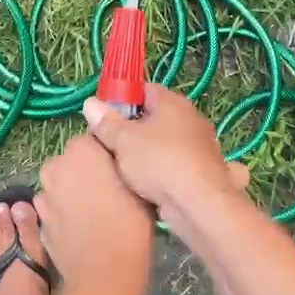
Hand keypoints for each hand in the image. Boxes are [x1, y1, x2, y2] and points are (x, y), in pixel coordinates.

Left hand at [35, 132, 152, 294]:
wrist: (104, 277)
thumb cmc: (130, 227)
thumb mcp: (138, 185)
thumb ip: (121, 161)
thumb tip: (116, 153)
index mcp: (82, 149)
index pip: (93, 138)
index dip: (106, 154)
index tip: (119, 170)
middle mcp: (57, 165)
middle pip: (73, 160)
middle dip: (86, 170)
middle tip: (108, 191)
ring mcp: (44, 193)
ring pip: (61, 183)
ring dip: (72, 190)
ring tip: (94, 212)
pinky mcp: (40, 219)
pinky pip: (54, 207)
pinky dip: (63, 212)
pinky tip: (80, 228)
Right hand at [82, 84, 247, 220]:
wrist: (199, 204)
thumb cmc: (159, 161)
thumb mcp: (123, 140)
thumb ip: (106, 122)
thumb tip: (90, 103)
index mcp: (172, 102)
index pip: (145, 90)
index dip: (124, 101)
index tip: (106, 118)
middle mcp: (190, 118)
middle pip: (155, 118)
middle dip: (134, 130)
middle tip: (111, 145)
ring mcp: (200, 146)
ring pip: (165, 144)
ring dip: (148, 154)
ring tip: (125, 169)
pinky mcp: (204, 173)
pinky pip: (175, 166)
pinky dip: (163, 173)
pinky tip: (148, 186)